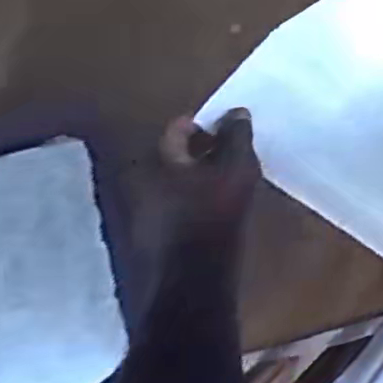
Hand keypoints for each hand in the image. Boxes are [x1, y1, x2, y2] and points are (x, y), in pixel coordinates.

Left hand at [156, 109, 258, 250]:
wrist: (193, 270)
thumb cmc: (216, 208)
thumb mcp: (237, 165)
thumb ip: (237, 136)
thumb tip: (235, 112)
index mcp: (160, 163)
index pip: (177, 129)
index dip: (205, 121)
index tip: (230, 123)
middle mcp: (145, 182)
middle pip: (176, 154)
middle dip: (204, 146)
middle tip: (235, 145)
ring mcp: (147, 208)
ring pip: (177, 177)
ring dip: (202, 170)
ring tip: (232, 171)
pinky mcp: (156, 229)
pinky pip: (178, 197)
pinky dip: (197, 190)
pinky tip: (219, 198)